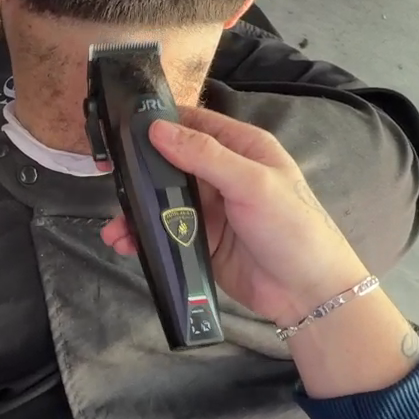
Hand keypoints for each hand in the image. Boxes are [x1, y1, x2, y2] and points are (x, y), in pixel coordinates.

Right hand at [100, 106, 369, 326]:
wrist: (309, 294)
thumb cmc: (292, 227)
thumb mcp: (252, 184)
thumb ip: (204, 155)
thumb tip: (156, 128)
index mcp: (242, 148)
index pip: (194, 124)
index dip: (161, 123)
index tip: (122, 129)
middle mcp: (223, 174)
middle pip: (171, 163)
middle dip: (138, 174)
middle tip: (109, 180)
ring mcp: (211, 209)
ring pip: (162, 201)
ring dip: (136, 212)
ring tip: (115, 230)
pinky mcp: (201, 240)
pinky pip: (165, 232)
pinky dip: (144, 237)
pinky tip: (126, 244)